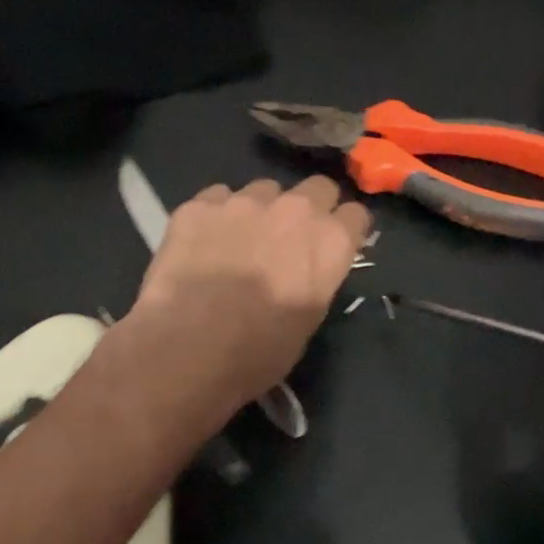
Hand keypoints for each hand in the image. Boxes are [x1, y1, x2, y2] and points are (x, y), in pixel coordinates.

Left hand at [122, 175, 369, 416]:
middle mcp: (294, 210)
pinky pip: (215, 199)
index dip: (343, 231)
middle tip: (288, 240)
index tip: (331, 247)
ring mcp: (243, 201)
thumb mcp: (305, 324)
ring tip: (237, 244)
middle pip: (316, 188)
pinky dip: (214, 217)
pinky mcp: (198, 206)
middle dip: (308, 209)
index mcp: (330, 243)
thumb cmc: (256, 354)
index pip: (355, 216)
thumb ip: (313, 282)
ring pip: (262, 190)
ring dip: (259, 212)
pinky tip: (201, 246)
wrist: (187, 350)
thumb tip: (303, 274)